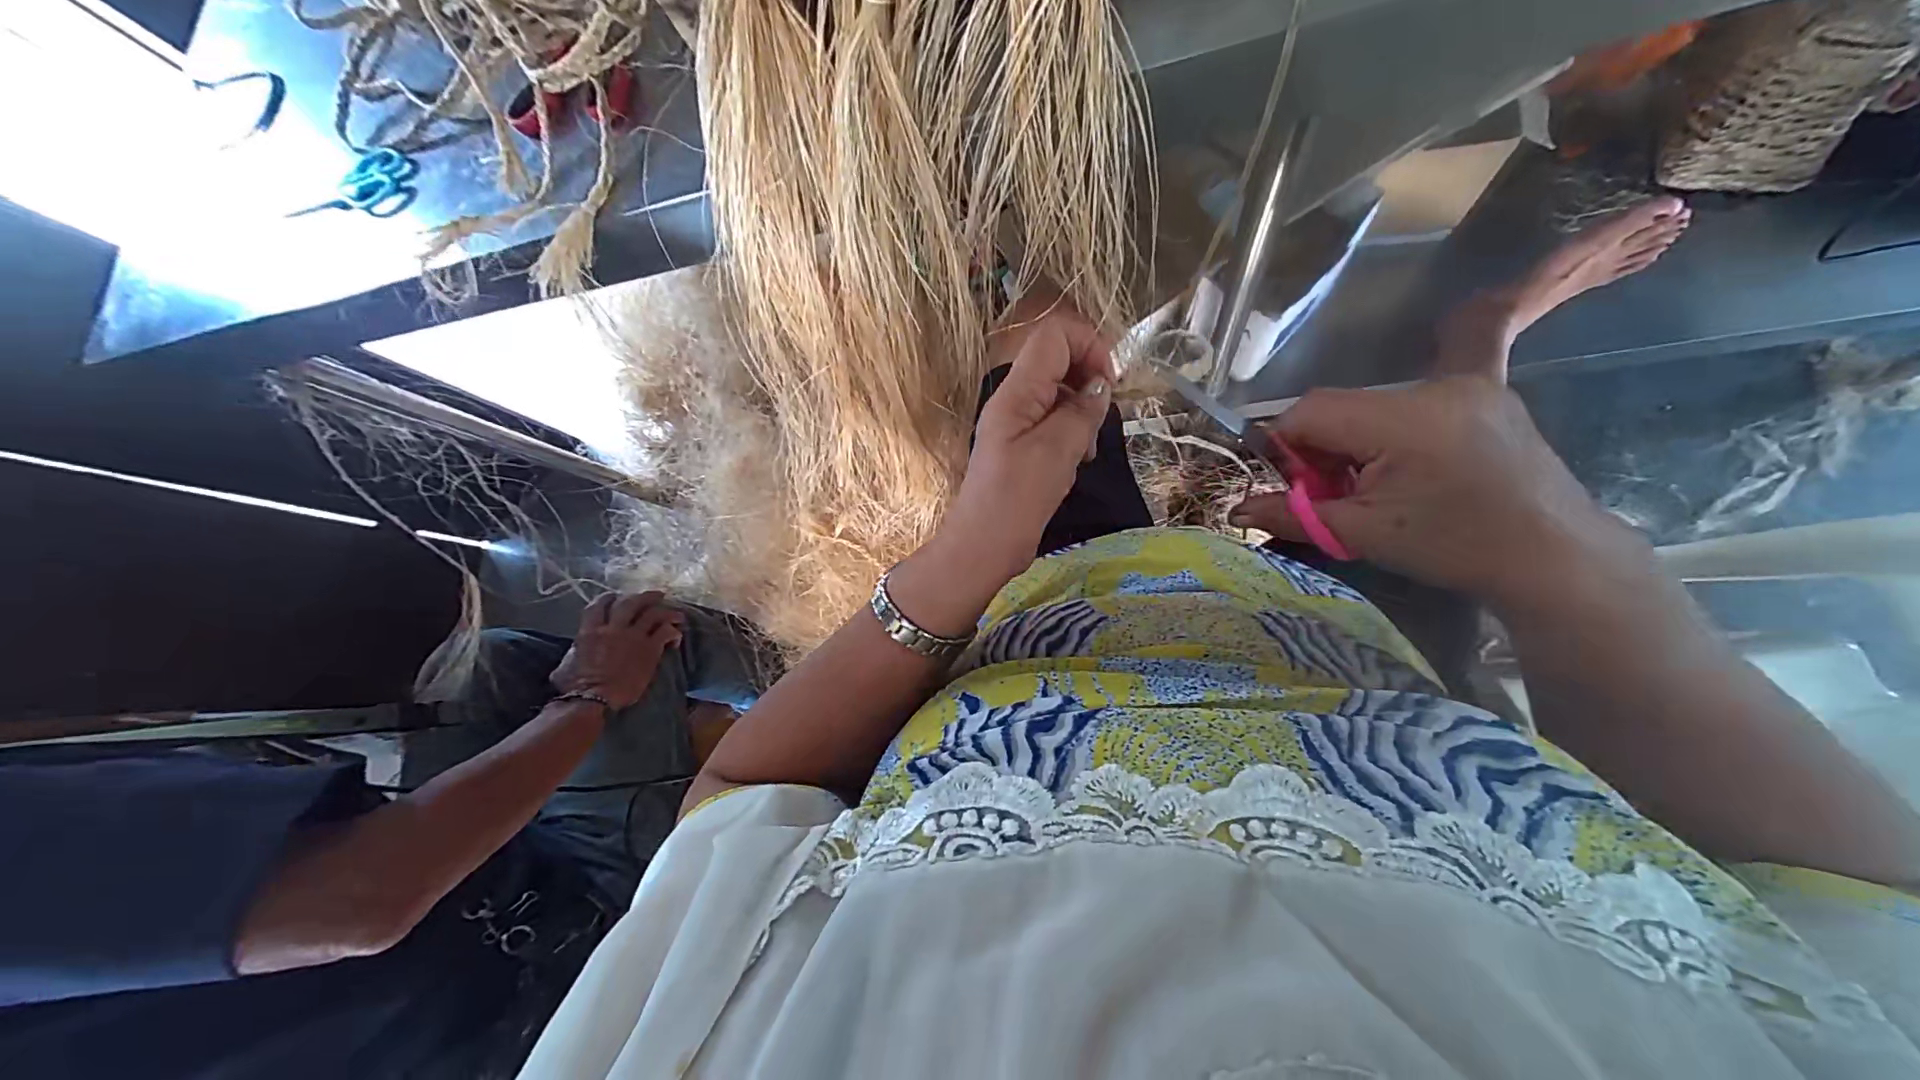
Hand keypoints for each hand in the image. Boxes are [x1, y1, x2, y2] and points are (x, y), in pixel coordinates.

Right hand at [550, 591, 686, 708]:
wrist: (593, 699)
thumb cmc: (575, 687)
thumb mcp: (569, 661)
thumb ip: (578, 649)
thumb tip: (580, 649)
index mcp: (590, 631)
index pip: (600, 605)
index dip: (610, 598)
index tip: (618, 598)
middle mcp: (613, 628)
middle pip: (631, 602)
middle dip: (646, 597)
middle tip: (658, 596)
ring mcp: (634, 637)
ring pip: (654, 613)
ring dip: (668, 612)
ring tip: (677, 615)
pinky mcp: (650, 649)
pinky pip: (666, 632)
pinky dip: (673, 632)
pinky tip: (676, 638)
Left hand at [946, 294, 1113, 581]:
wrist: (983, 548)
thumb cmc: (1016, 499)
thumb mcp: (1057, 451)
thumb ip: (1081, 411)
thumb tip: (1101, 386)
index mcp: (1016, 392)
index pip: (1053, 335)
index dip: (1089, 344)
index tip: (1110, 382)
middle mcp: (1014, 400)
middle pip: (1059, 361)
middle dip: (1089, 383)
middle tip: (1100, 421)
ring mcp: (1016, 424)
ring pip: (1060, 394)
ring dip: (1083, 414)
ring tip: (1087, 450)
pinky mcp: (1022, 447)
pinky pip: (1053, 423)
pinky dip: (1072, 435)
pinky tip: (1077, 461)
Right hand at [1230, 377, 1648, 607]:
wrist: (1556, 557)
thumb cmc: (1454, 547)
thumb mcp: (1362, 534)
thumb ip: (1292, 514)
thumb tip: (1235, 511)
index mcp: (1404, 418)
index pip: (1310, 410)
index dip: (1282, 444)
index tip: (1285, 483)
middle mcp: (1436, 387)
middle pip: (1340, 405)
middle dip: (1319, 447)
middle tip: (1328, 493)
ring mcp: (1467, 386)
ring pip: (1373, 404)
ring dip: (1353, 441)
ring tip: (1371, 486)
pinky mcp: (1487, 394)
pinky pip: (1414, 401)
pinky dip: (1390, 430)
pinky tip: (1404, 461)